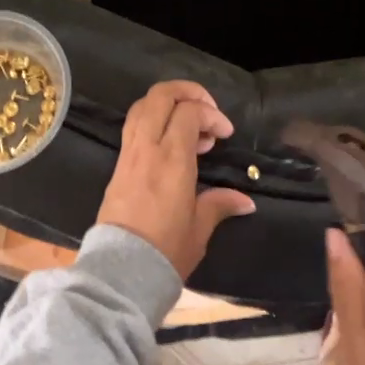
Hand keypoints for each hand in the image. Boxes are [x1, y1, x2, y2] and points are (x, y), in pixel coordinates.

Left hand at [95, 80, 256, 278]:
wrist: (121, 272)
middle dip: (188, 92)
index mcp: (172, 159)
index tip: (225, 133)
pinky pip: (134, 124)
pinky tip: (169, 141)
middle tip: (208, 110)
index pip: (190, 112)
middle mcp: (148, 147)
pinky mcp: (118, 164)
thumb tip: (245, 200)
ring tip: (189, 123)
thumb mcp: (199, 229)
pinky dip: (154, 119)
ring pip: (143, 105)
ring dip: (168, 103)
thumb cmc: (166, 251)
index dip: (211, 114)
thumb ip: (220, 204)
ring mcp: (129, 153)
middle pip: (161, 95)